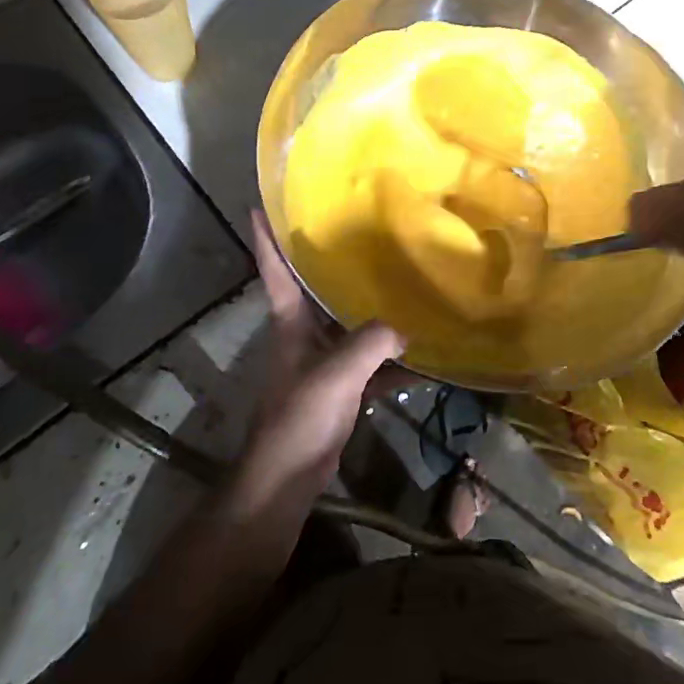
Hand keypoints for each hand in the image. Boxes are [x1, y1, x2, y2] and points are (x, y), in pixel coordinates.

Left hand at [238, 211, 404, 496]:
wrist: (288, 478)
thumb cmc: (300, 419)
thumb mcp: (336, 375)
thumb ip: (371, 344)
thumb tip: (404, 328)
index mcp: (290, 323)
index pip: (275, 271)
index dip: (267, 238)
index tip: (260, 204)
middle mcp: (303, 336)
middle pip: (316, 291)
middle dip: (333, 263)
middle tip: (362, 232)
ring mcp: (322, 364)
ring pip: (348, 327)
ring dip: (372, 312)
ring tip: (404, 283)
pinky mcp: (340, 391)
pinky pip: (369, 364)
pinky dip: (392, 360)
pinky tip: (422, 354)